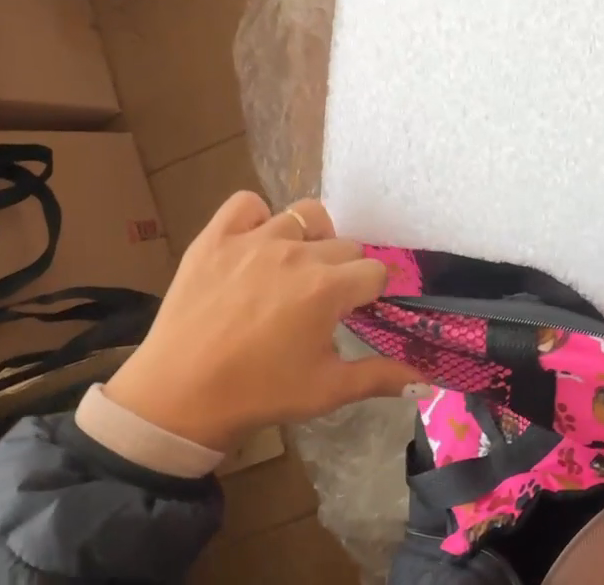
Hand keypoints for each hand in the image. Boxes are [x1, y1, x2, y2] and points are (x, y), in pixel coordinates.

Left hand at [104, 193, 422, 451]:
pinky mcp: (215, 238)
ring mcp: (254, 240)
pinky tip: (256, 246)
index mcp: (327, 288)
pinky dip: (257, 218)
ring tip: (294, 269)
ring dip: (310, 239)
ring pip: (305, 216)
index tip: (354, 312)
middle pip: (345, 246)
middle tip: (319, 304)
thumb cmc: (258, 395)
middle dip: (342, 272)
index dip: (369, 294)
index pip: (374, 273)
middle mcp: (297, 254)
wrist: (175, 400)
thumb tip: (429, 379)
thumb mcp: (326, 391)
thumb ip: (380, 376)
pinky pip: (248, 203)